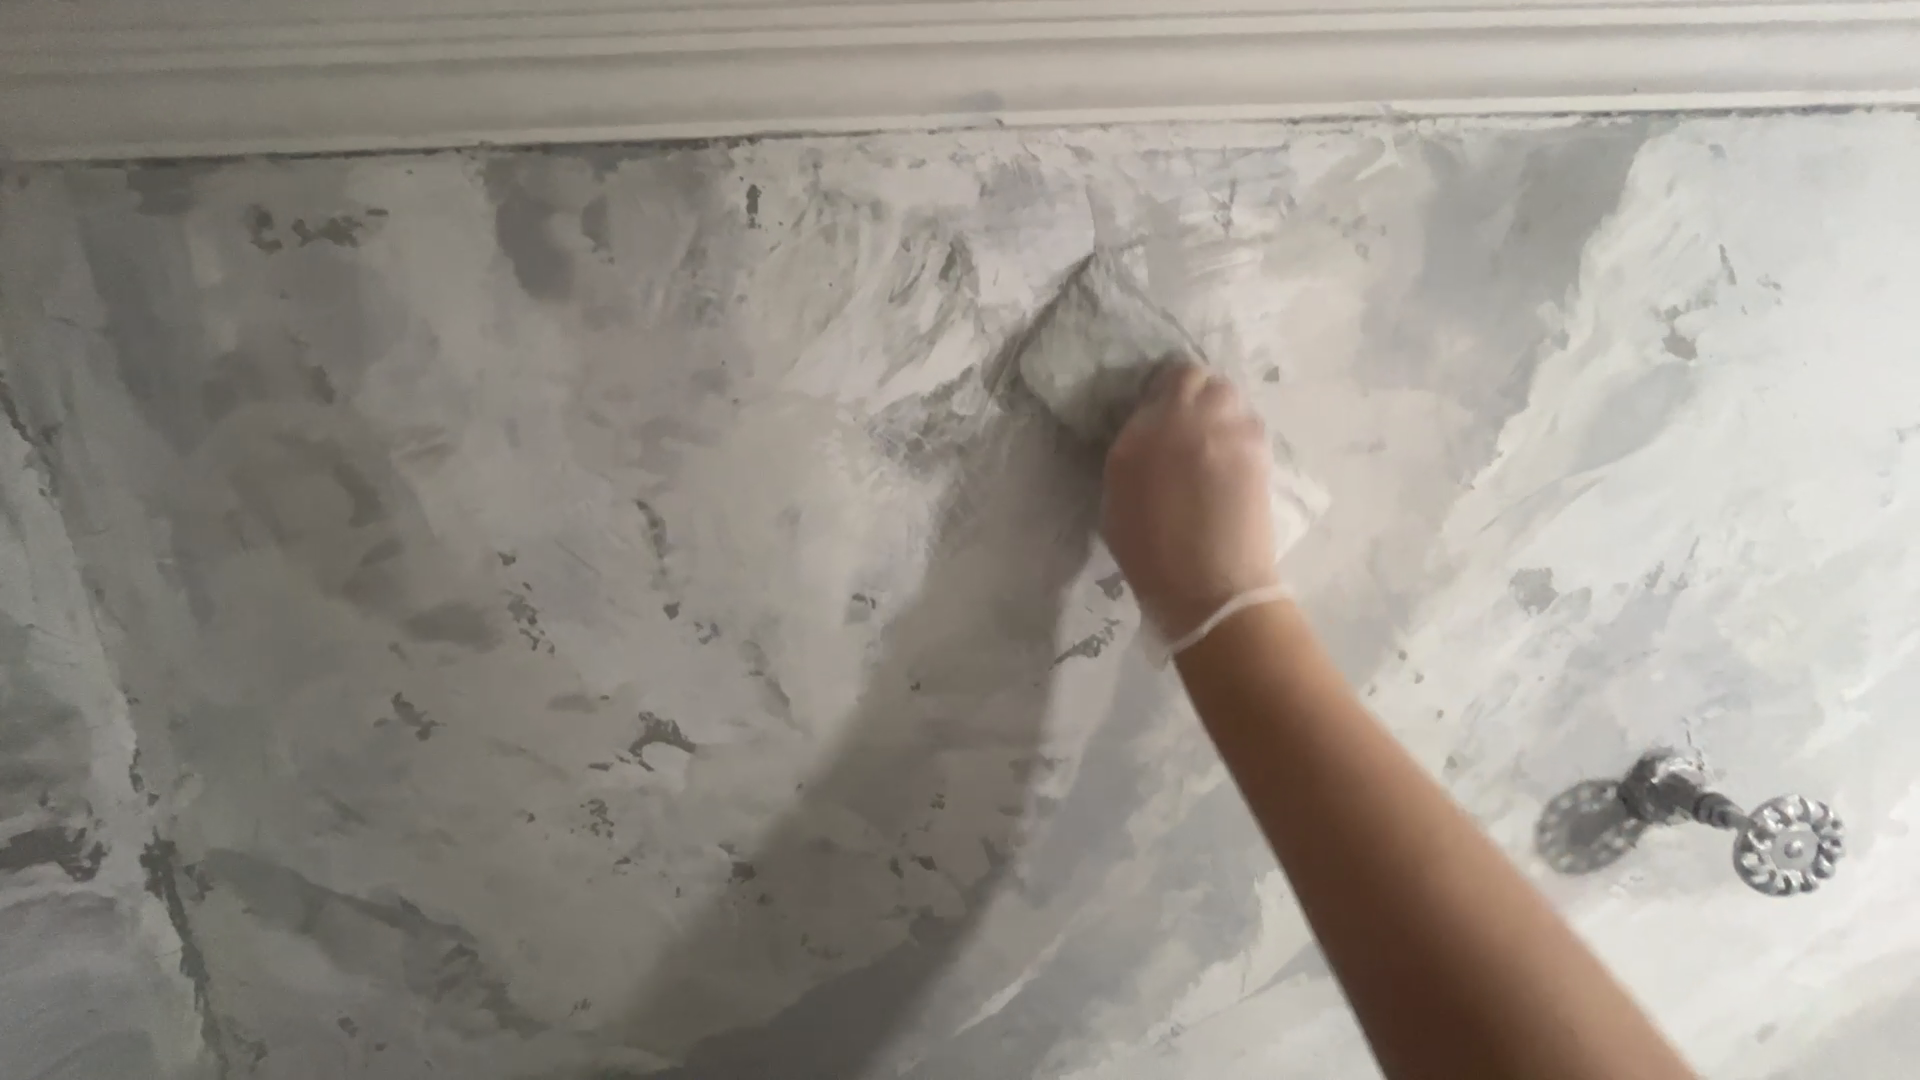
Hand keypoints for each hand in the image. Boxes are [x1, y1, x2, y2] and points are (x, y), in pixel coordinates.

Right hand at [1102, 361, 1277, 639]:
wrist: (1209, 586)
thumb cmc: (1150, 556)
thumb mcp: (1117, 501)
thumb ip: (1131, 456)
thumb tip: (1150, 436)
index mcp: (1135, 438)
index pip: (1150, 389)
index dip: (1158, 398)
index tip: (1160, 416)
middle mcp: (1179, 421)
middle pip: (1193, 376)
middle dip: (1191, 392)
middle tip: (1189, 421)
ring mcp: (1223, 429)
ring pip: (1226, 391)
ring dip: (1218, 406)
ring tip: (1214, 438)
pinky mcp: (1257, 446)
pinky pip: (1247, 419)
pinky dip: (1239, 428)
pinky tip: (1232, 458)